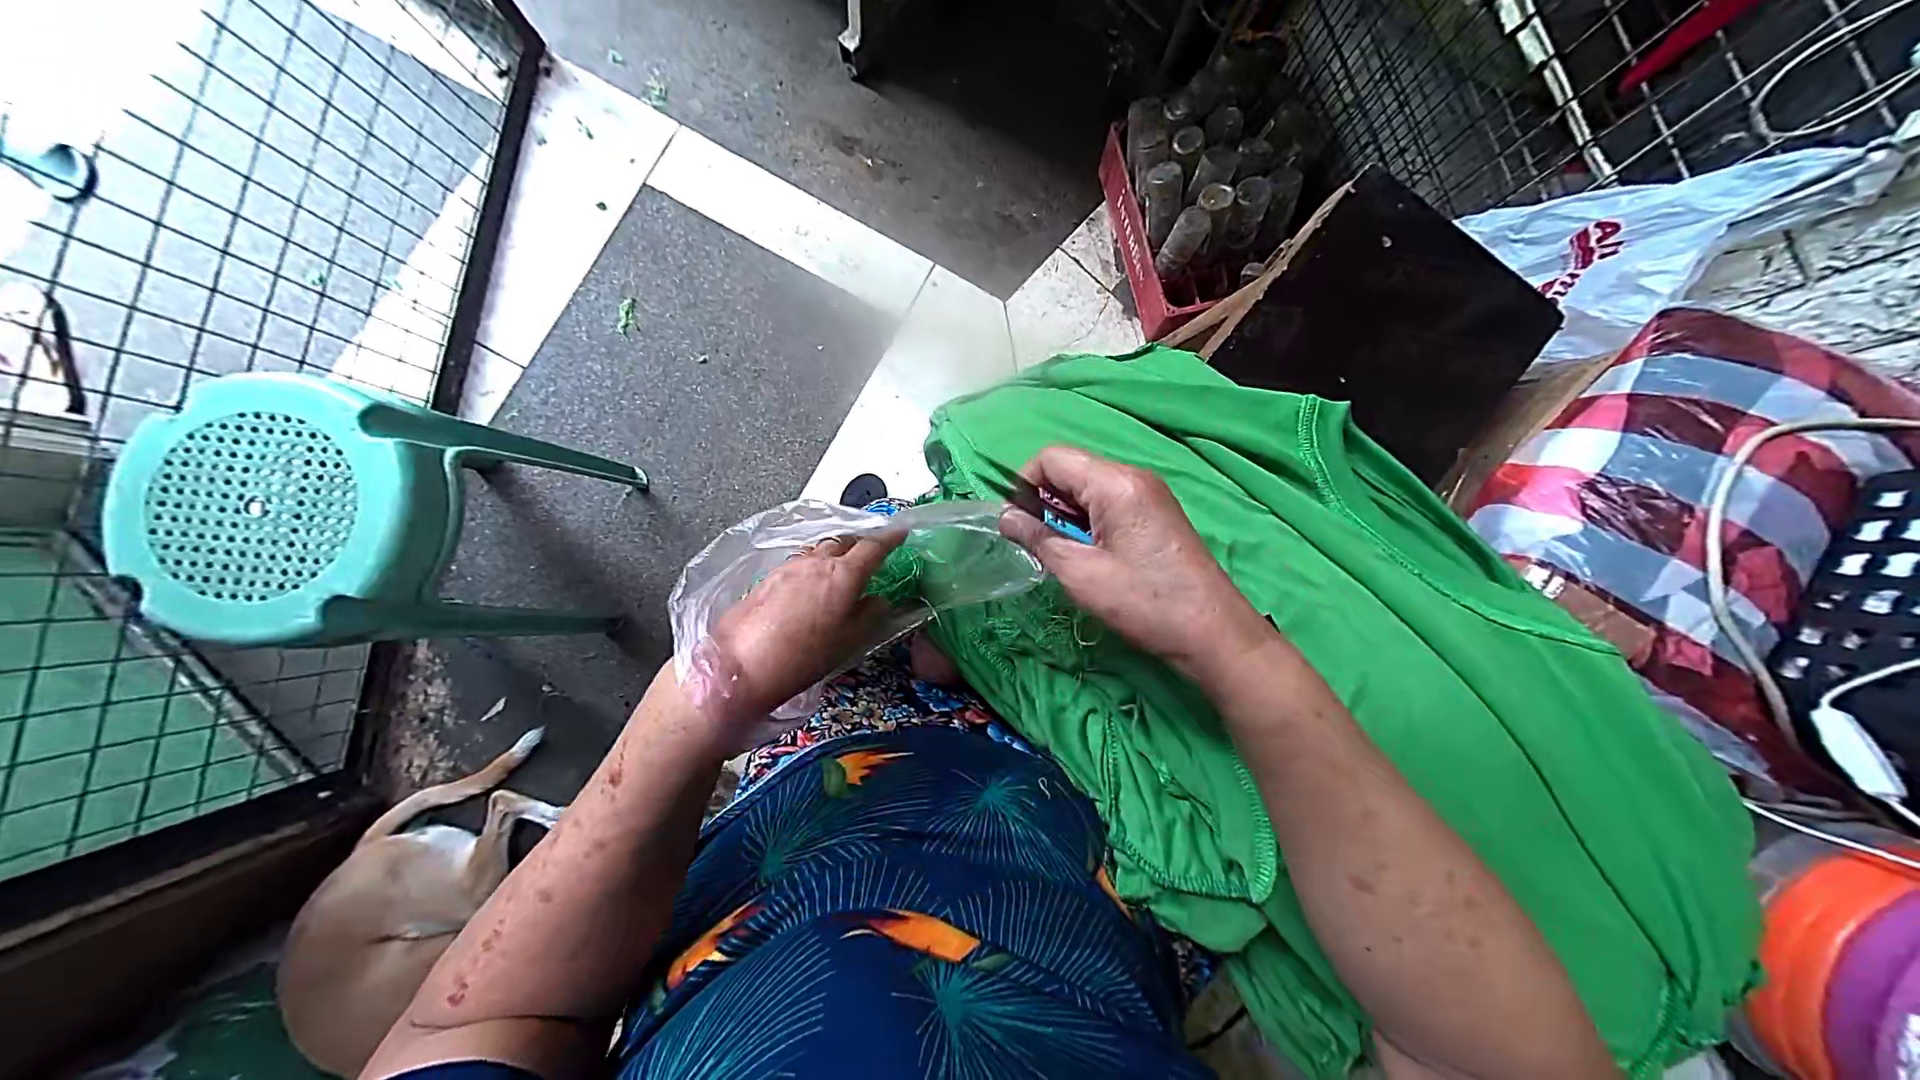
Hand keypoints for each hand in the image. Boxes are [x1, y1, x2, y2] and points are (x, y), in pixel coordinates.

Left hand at [682, 533, 902, 753]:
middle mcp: (816, 561)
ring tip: (842, 569)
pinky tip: (811, 586)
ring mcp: (789, 567)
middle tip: (872, 554)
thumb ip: (872, 613)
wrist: (741, 666)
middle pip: (844, 541)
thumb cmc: (802, 656)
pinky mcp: (768, 578)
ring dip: (835, 553)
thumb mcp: (851, 641)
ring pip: (819, 550)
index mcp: (843, 573)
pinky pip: (800, 562)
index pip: (874, 546)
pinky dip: (813, 566)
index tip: (900, 532)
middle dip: (861, 543)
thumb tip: (878, 600)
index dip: (891, 538)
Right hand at [998, 446, 1271, 682]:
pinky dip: (1087, 521)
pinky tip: (1086, 554)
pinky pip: (1108, 502)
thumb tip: (1005, 518)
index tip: (1015, 523)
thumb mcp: (1081, 574)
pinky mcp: (1156, 513)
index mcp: (1115, 483)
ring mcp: (1149, 494)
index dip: (1023, 484)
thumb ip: (1038, 538)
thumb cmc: (1145, 603)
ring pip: (1087, 487)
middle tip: (1035, 543)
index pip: (1052, 458)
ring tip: (1060, 553)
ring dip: (1064, 514)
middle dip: (1043, 500)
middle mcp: (1133, 477)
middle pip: (1070, 469)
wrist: (1213, 633)